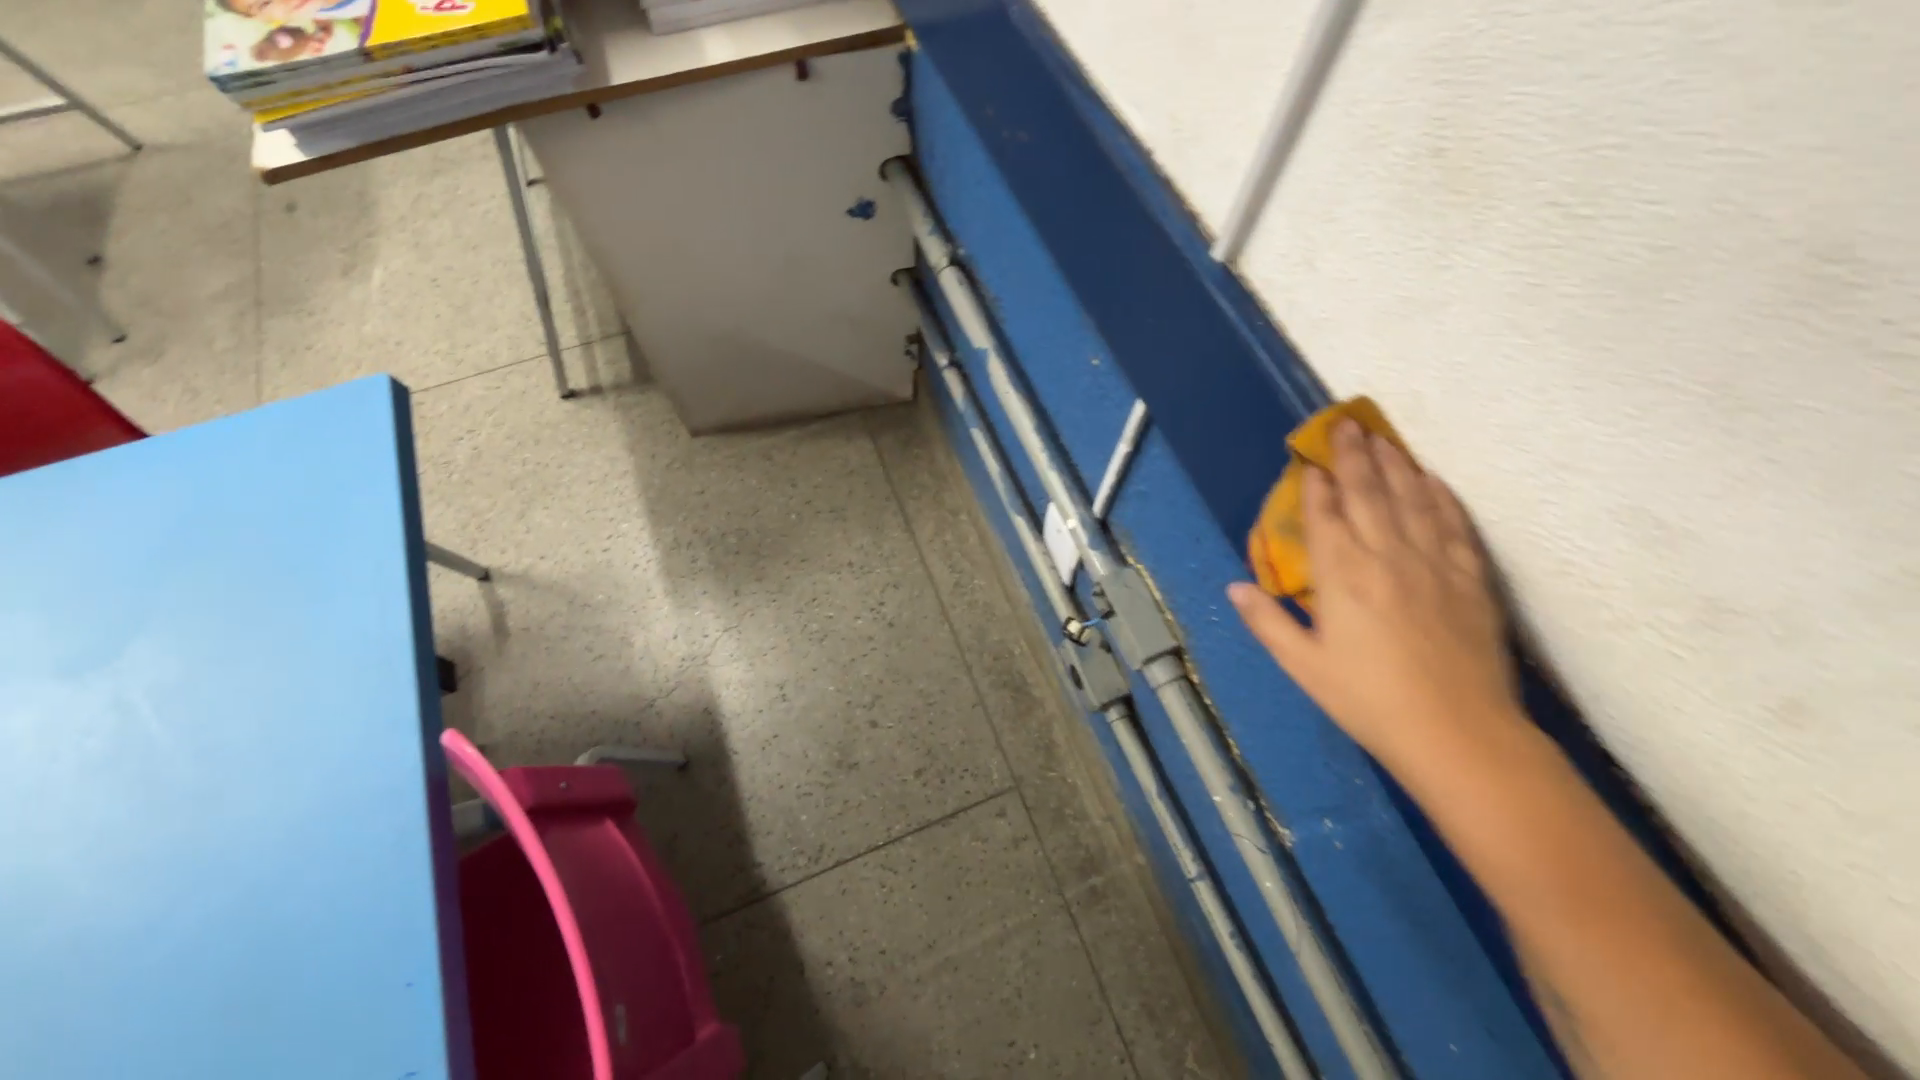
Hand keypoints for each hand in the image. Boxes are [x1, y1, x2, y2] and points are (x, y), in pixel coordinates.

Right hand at [1229, 420, 1524, 770]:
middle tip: (1345, 425)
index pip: (1326, 516)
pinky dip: (1441, 495)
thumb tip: (1237, 586)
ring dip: (1395, 464)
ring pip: (1412, 498)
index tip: (1310, 462)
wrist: (1457, 730)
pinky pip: (1454, 522)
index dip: (1316, 486)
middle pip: (1369, 492)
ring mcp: (1434, 561)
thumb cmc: (1369, 701)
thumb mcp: (1305, 667)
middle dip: (1353, 456)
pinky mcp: (1471, 576)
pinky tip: (1432, 479)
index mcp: (1342, 576)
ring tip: (1383, 438)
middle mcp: (1387, 555)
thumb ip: (1269, 622)